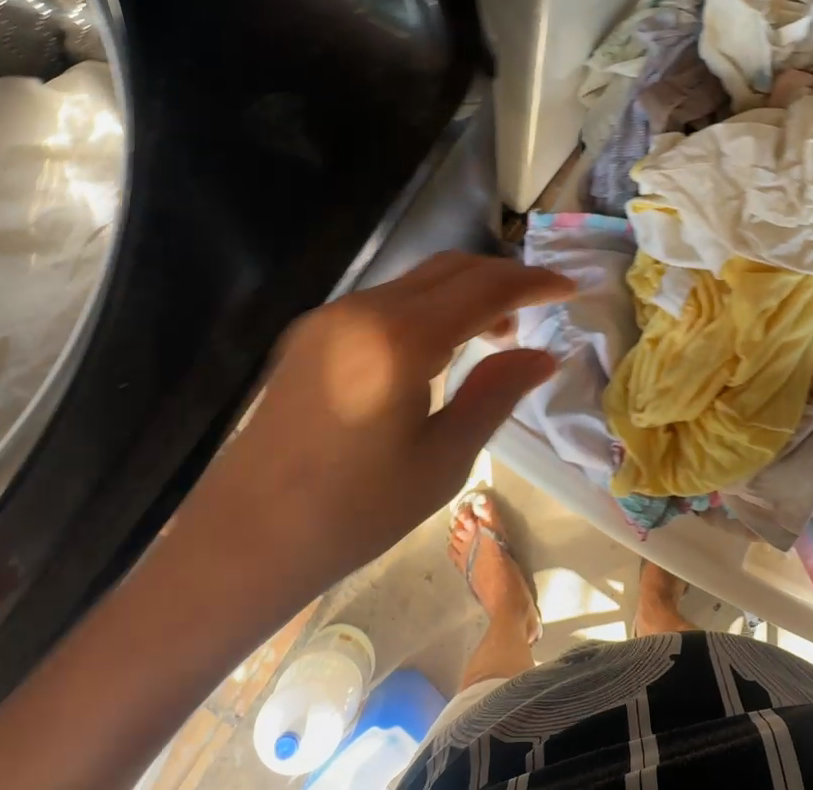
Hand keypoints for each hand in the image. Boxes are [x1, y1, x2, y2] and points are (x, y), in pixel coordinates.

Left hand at [169, 252, 573, 606]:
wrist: (242, 543)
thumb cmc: (353, 515)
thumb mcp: (443, 460)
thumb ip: (496, 393)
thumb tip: (542, 355)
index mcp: (399, 339)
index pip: (483, 289)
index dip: (532, 284)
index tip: (570, 290)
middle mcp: (360, 310)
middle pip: (448, 270)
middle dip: (500, 280)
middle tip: (539, 309)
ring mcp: (328, 319)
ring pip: (414, 282)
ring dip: (462, 293)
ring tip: (495, 333)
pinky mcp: (308, 336)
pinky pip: (383, 303)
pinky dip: (424, 309)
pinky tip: (438, 348)